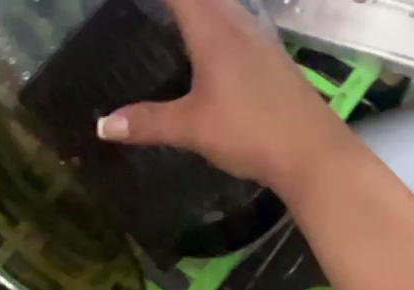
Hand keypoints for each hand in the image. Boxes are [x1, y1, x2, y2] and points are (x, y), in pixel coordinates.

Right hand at [95, 0, 350, 190]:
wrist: (311, 151)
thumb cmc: (250, 132)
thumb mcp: (192, 129)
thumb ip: (148, 123)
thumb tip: (102, 126)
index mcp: (213, 29)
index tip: (137, 1)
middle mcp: (238, 22)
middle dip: (177, 2)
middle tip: (155, 10)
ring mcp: (259, 38)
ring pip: (223, 5)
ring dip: (200, 7)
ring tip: (175, 16)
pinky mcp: (272, 58)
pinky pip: (237, 24)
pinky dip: (216, 21)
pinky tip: (210, 45)